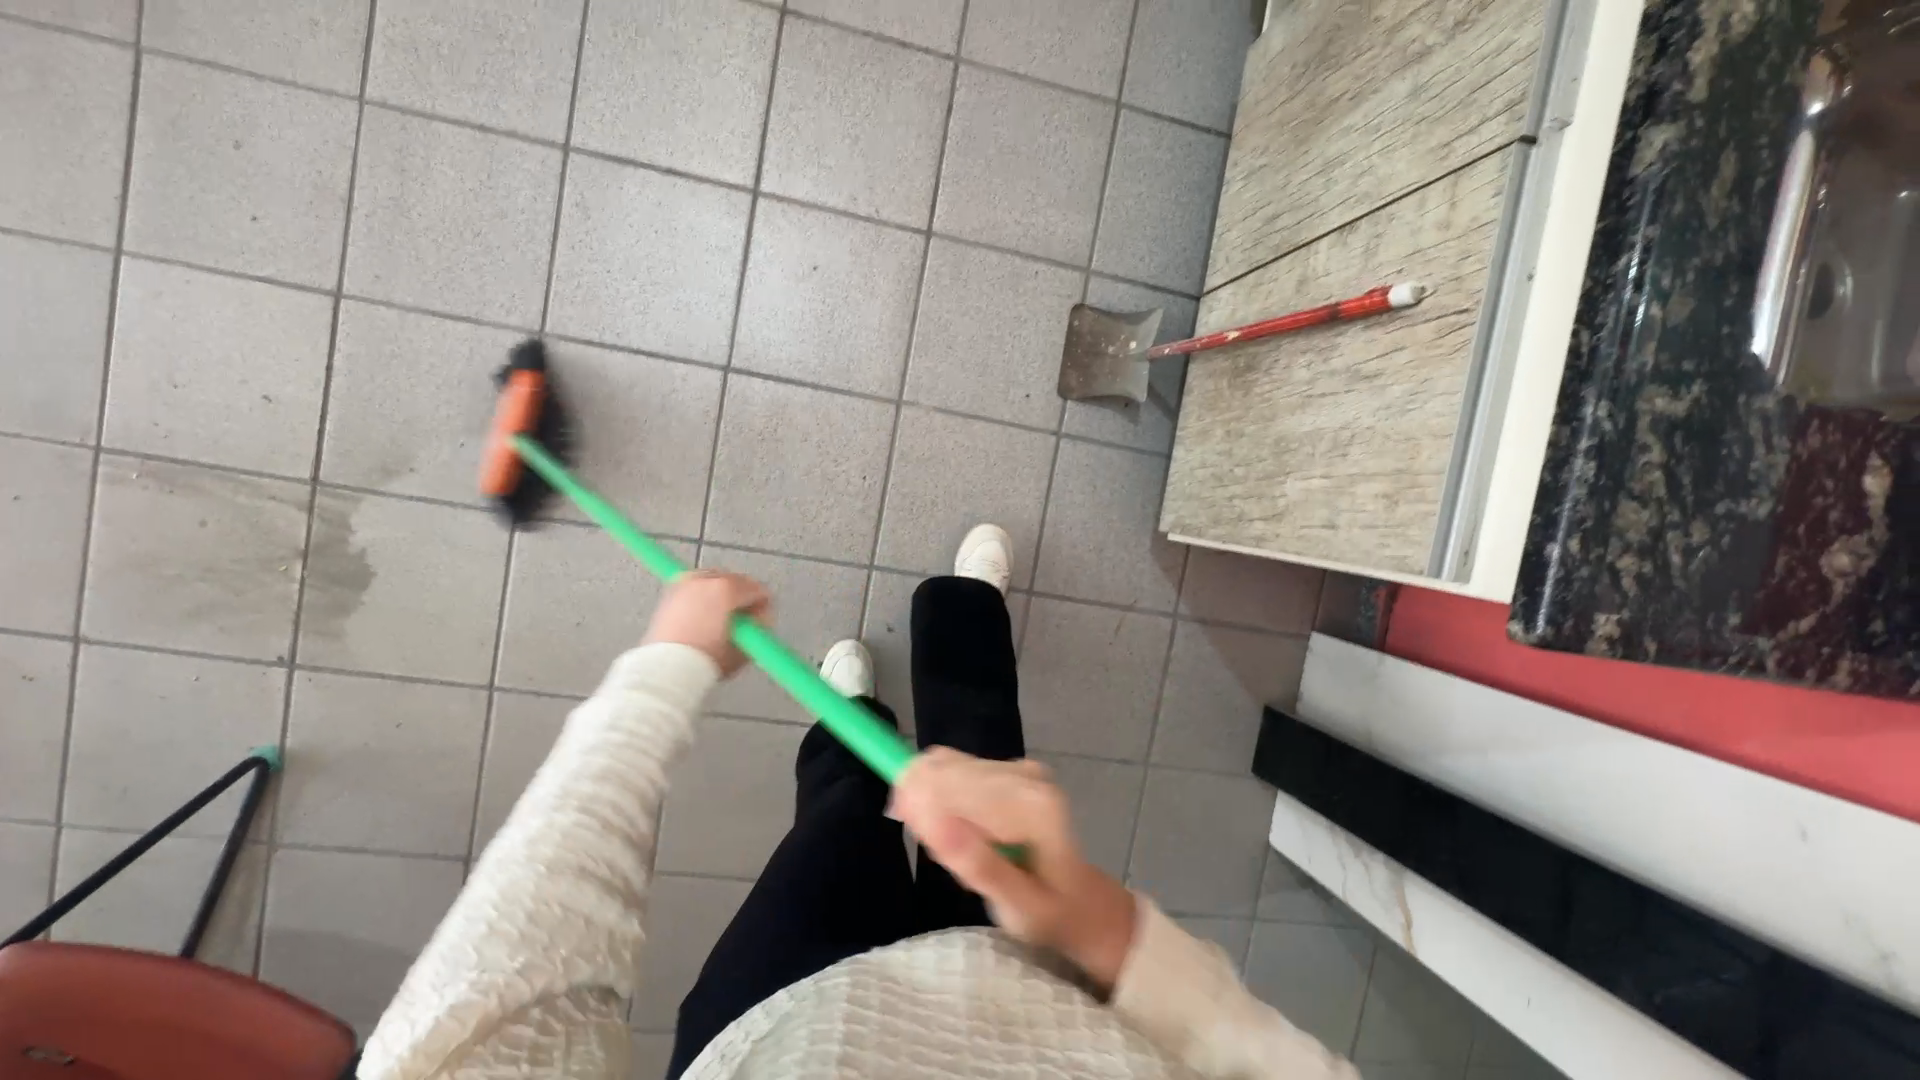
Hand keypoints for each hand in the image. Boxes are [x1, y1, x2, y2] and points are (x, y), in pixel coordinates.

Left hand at [641, 570, 770, 677]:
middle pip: (737, 581)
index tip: (760, 619)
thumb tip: (763, 618)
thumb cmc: (705, 658)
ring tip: (718, 619)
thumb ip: (760, 627)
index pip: (758, 589)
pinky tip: (701, 616)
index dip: (762, 605)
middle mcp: (707, 579)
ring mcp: (688, 582)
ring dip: (721, 595)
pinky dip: (703, 595)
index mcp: (728, 589)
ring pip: (715, 580)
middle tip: (739, 620)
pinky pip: (696, 586)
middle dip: (741, 597)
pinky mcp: (673, 589)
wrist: (667, 665)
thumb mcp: (744, 647)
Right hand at [891, 748, 1137, 991]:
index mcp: (1033, 806)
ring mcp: (1020, 768)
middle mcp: (1027, 776)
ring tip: (946, 842)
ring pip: (947, 764)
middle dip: (923, 800)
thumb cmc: (1051, 913)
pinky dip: (943, 795)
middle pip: (948, 766)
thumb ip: (977, 865)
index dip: (918, 792)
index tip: (899, 817)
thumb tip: (932, 821)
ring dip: (933, 799)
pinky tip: (956, 827)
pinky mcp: (1011, 769)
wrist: (1083, 902)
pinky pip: (957, 769)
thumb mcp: (1017, 907)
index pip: (956, 780)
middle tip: (928, 844)